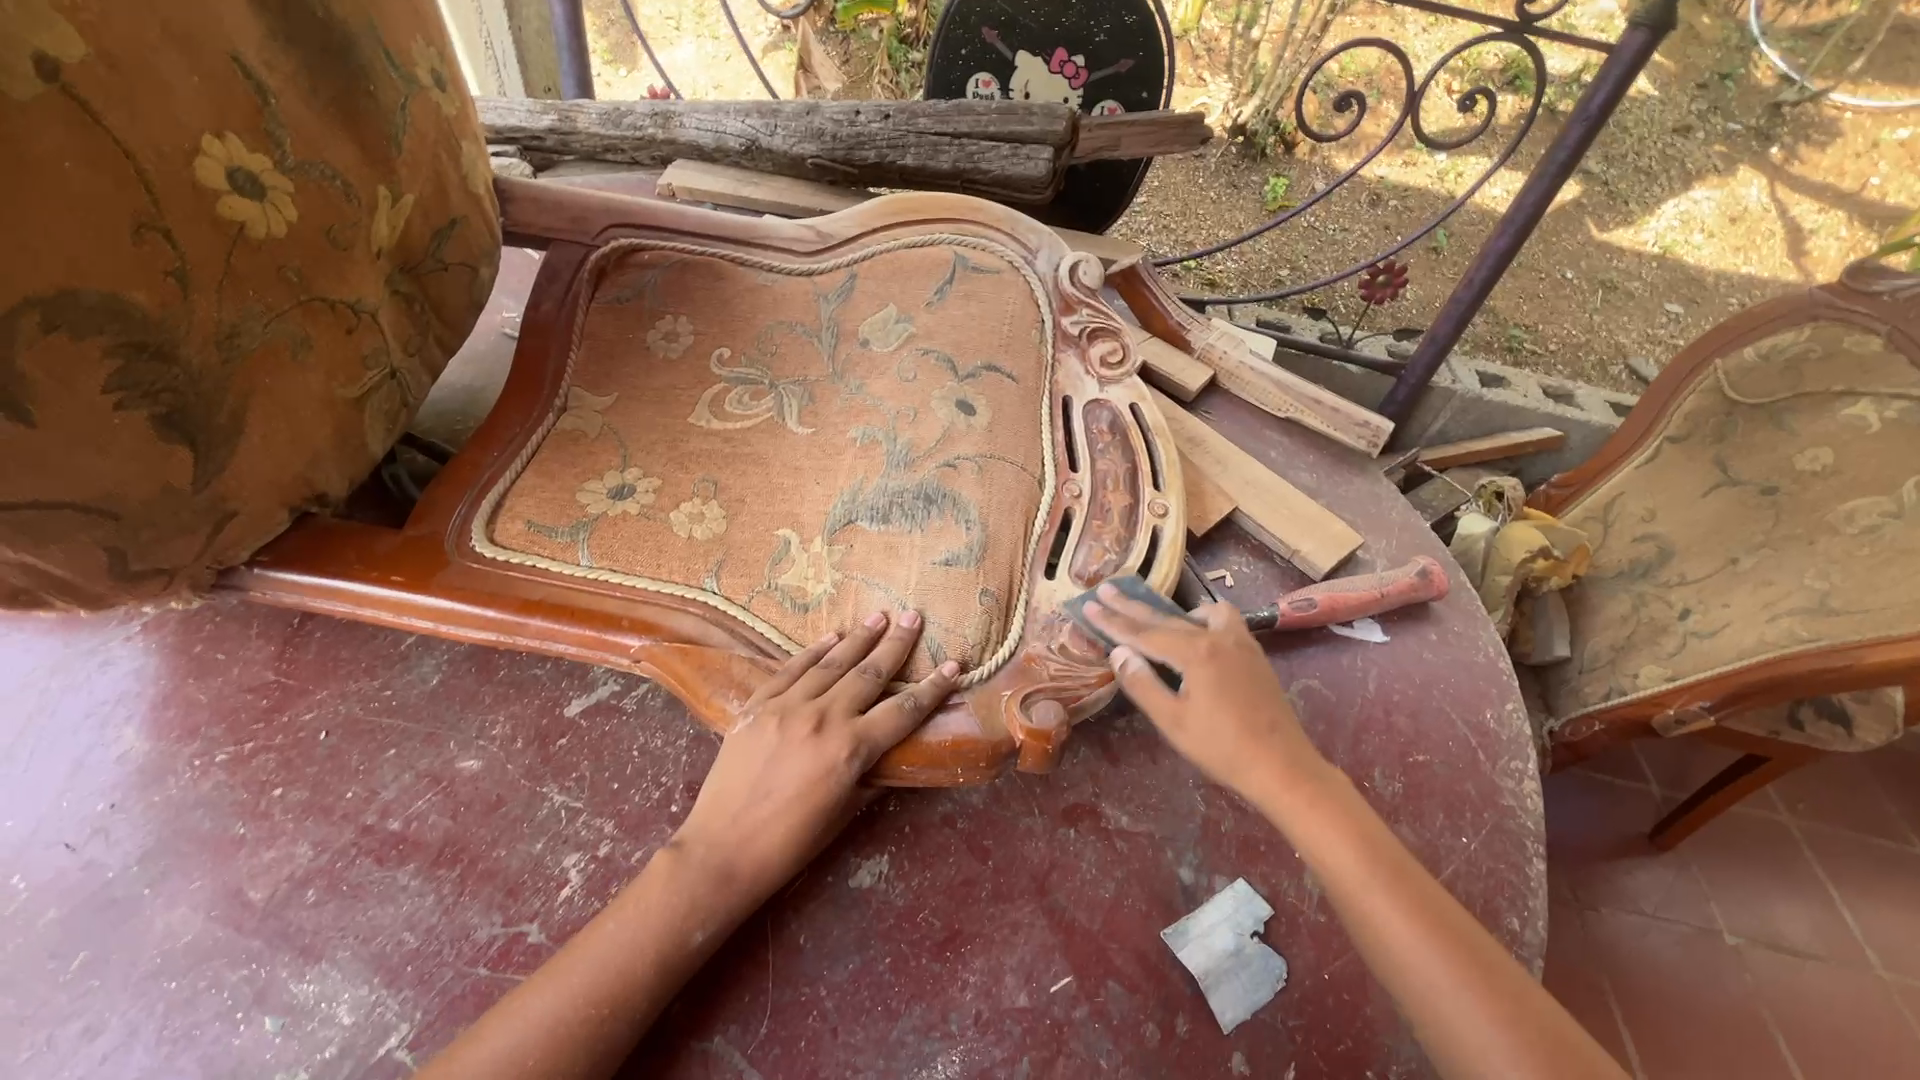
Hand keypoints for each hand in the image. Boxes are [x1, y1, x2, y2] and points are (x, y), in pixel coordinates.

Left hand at [671, 610, 959, 899]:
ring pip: (831, 664)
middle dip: (896, 644)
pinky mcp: (757, 706)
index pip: (904, 711)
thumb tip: (886, 751)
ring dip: (859, 638)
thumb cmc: (791, 843)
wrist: (722, 849)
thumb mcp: (844, 812)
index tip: (953, 664)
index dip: (932, 688)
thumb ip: (868, 774)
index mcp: (851, 750)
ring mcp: (787, 708)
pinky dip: (813, 651)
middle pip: (869, 674)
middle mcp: (824, 719)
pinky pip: (790, 670)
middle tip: (915, 616)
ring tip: (879, 615)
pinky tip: (830, 636)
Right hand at [1083, 583, 1326, 798]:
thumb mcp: (1172, 721)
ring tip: (1158, 619)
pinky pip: (1224, 622)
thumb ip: (1143, 684)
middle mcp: (1218, 638)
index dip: (1113, 620)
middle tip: (1105, 589)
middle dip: (1133, 606)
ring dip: (1175, 612)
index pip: (1143, 633)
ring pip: (1202, 613)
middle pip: (1167, 618)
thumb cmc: (1222, 748)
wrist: (1282, 766)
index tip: (1089, 605)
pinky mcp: (1254, 655)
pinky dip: (1204, 620)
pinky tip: (1199, 635)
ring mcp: (1241, 643)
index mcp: (1195, 653)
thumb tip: (1119, 653)